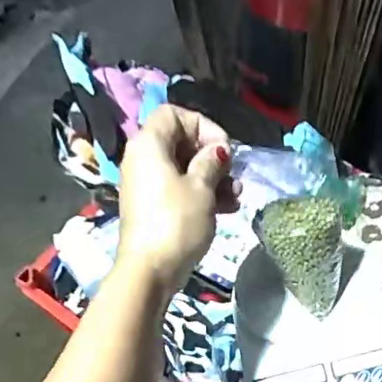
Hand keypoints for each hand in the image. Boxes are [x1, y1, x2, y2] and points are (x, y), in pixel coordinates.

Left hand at [116, 105, 237, 276]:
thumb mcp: (201, 189)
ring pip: (184, 167)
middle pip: (181, 142)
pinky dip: (202, 192)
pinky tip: (226, 207)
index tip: (225, 150)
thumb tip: (218, 150)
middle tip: (234, 175)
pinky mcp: (155, 204)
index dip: (204, 126)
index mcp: (150, 144)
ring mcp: (148, 182)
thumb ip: (211, 163)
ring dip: (213, 178)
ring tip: (236, 195)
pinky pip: (180, 187)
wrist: (151, 267)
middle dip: (211, 156)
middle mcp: (144, 157)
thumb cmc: (177, 222)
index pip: (175, 114)